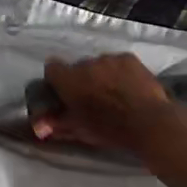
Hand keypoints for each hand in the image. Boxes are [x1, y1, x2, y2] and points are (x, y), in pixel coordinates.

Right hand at [34, 54, 186, 152]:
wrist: (148, 122)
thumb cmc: (110, 129)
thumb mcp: (79, 129)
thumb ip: (55, 122)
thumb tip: (38, 126)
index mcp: (69, 80)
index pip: (52, 69)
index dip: (57, 81)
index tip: (64, 93)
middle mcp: (86, 63)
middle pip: (78, 67)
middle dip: (82, 79)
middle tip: (92, 98)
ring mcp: (109, 58)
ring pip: (99, 64)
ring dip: (101, 75)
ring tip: (114, 93)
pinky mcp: (129, 58)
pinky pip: (117, 62)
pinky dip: (119, 72)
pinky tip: (128, 87)